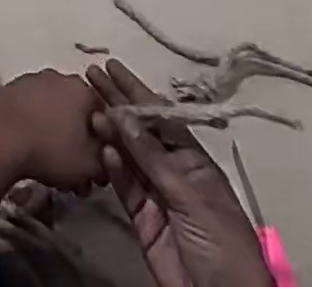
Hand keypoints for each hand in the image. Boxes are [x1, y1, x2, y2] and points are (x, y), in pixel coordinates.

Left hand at [0, 69, 106, 191]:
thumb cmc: (51, 149)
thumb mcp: (90, 165)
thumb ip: (105, 162)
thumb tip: (104, 161)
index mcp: (81, 89)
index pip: (102, 117)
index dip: (101, 147)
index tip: (94, 171)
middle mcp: (57, 77)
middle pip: (75, 115)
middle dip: (76, 145)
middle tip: (72, 176)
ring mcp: (30, 80)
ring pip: (51, 113)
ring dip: (54, 138)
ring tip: (48, 169)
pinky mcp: (8, 89)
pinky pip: (29, 111)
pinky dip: (33, 128)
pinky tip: (28, 151)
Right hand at [88, 61, 272, 286]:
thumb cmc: (221, 244)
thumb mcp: (189, 196)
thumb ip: (152, 156)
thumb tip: (123, 114)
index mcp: (193, 160)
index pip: (159, 117)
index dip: (136, 91)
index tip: (112, 67)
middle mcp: (172, 171)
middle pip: (139, 131)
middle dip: (116, 103)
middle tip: (90, 76)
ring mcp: (155, 194)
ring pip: (127, 155)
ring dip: (110, 133)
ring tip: (90, 112)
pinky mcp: (141, 218)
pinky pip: (123, 185)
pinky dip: (112, 167)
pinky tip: (102, 150)